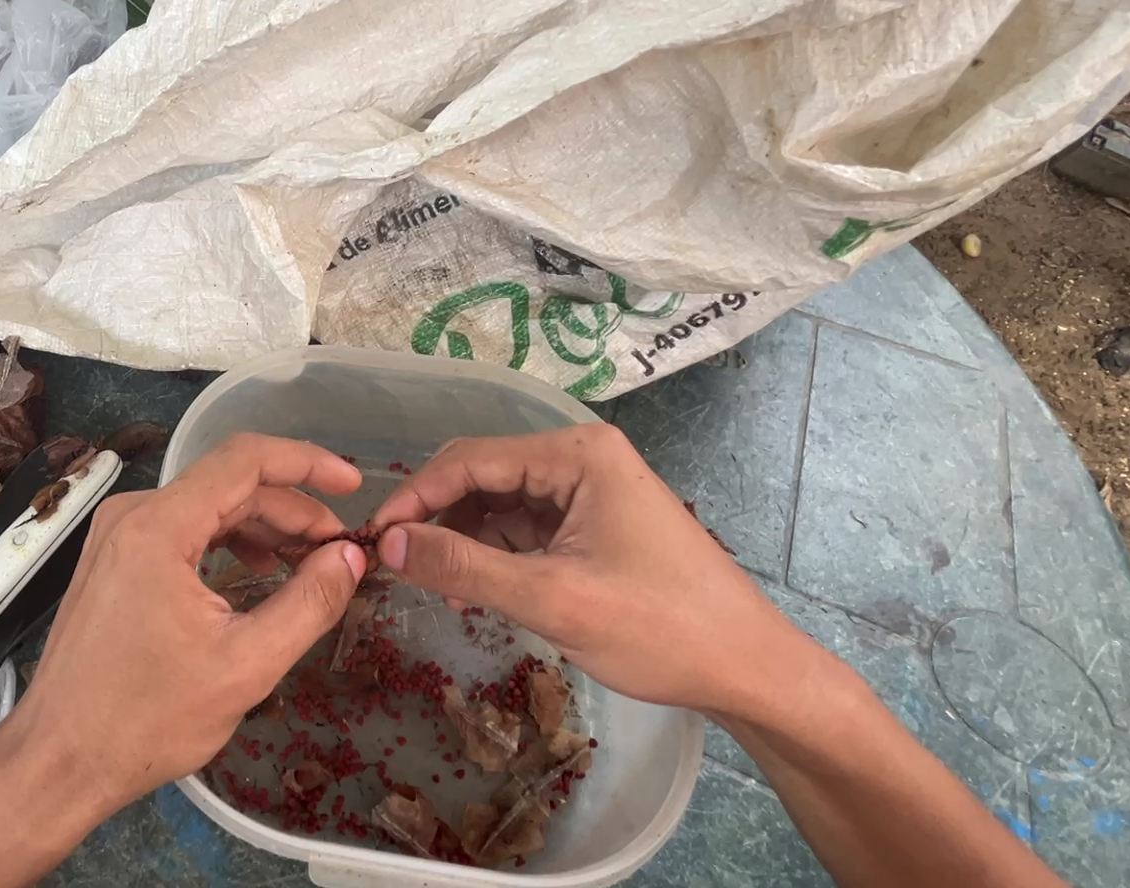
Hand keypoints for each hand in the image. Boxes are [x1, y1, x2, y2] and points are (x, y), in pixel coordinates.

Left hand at [13, 434, 368, 815]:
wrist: (59, 757)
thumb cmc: (147, 718)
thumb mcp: (245, 666)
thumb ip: (308, 603)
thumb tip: (350, 557)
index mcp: (160, 525)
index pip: (244, 460)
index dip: (306, 462)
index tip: (354, 483)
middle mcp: (134, 512)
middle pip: (229, 484)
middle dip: (292, 509)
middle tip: (339, 548)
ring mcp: (119, 532)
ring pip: (209, 505)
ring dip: (264, 526)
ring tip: (308, 562)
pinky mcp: (116, 555)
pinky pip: (184, 528)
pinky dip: (229, 540)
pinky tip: (259, 569)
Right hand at [369, 423, 809, 716]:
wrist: (754, 675)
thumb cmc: (660, 630)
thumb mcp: (551, 599)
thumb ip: (464, 566)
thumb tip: (388, 544)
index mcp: (576, 454)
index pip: (470, 459)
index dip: (415, 496)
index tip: (375, 537)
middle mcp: (578, 457)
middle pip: (481, 474)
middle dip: (436, 516)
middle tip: (397, 561)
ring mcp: (584, 488)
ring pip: (496, 501)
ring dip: (461, 537)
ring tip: (435, 582)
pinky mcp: (587, 520)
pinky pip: (520, 524)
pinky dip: (490, 551)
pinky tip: (472, 585)